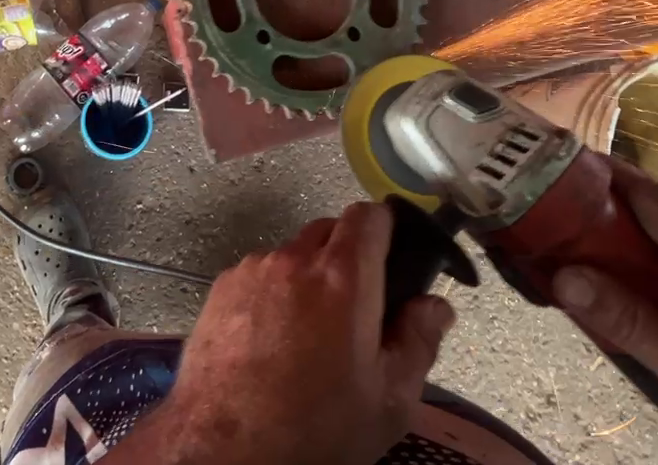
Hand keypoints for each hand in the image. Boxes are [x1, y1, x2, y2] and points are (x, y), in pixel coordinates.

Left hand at [109, 202, 453, 464]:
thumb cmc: (315, 426)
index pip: (368, 216)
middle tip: (357, 307)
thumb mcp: (388, 398)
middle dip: (347, 256)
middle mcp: (295, 259)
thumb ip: (419, 341)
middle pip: (329, 230)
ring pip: (292, 254)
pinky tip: (271, 339)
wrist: (227, 444)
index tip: (391, 251)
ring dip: (307, 278)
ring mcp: (253, 269)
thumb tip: (434, 305)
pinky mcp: (222, 285)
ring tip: (309, 333)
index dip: (384, 227)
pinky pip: (259, 274)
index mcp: (343, 277)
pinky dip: (273, 293)